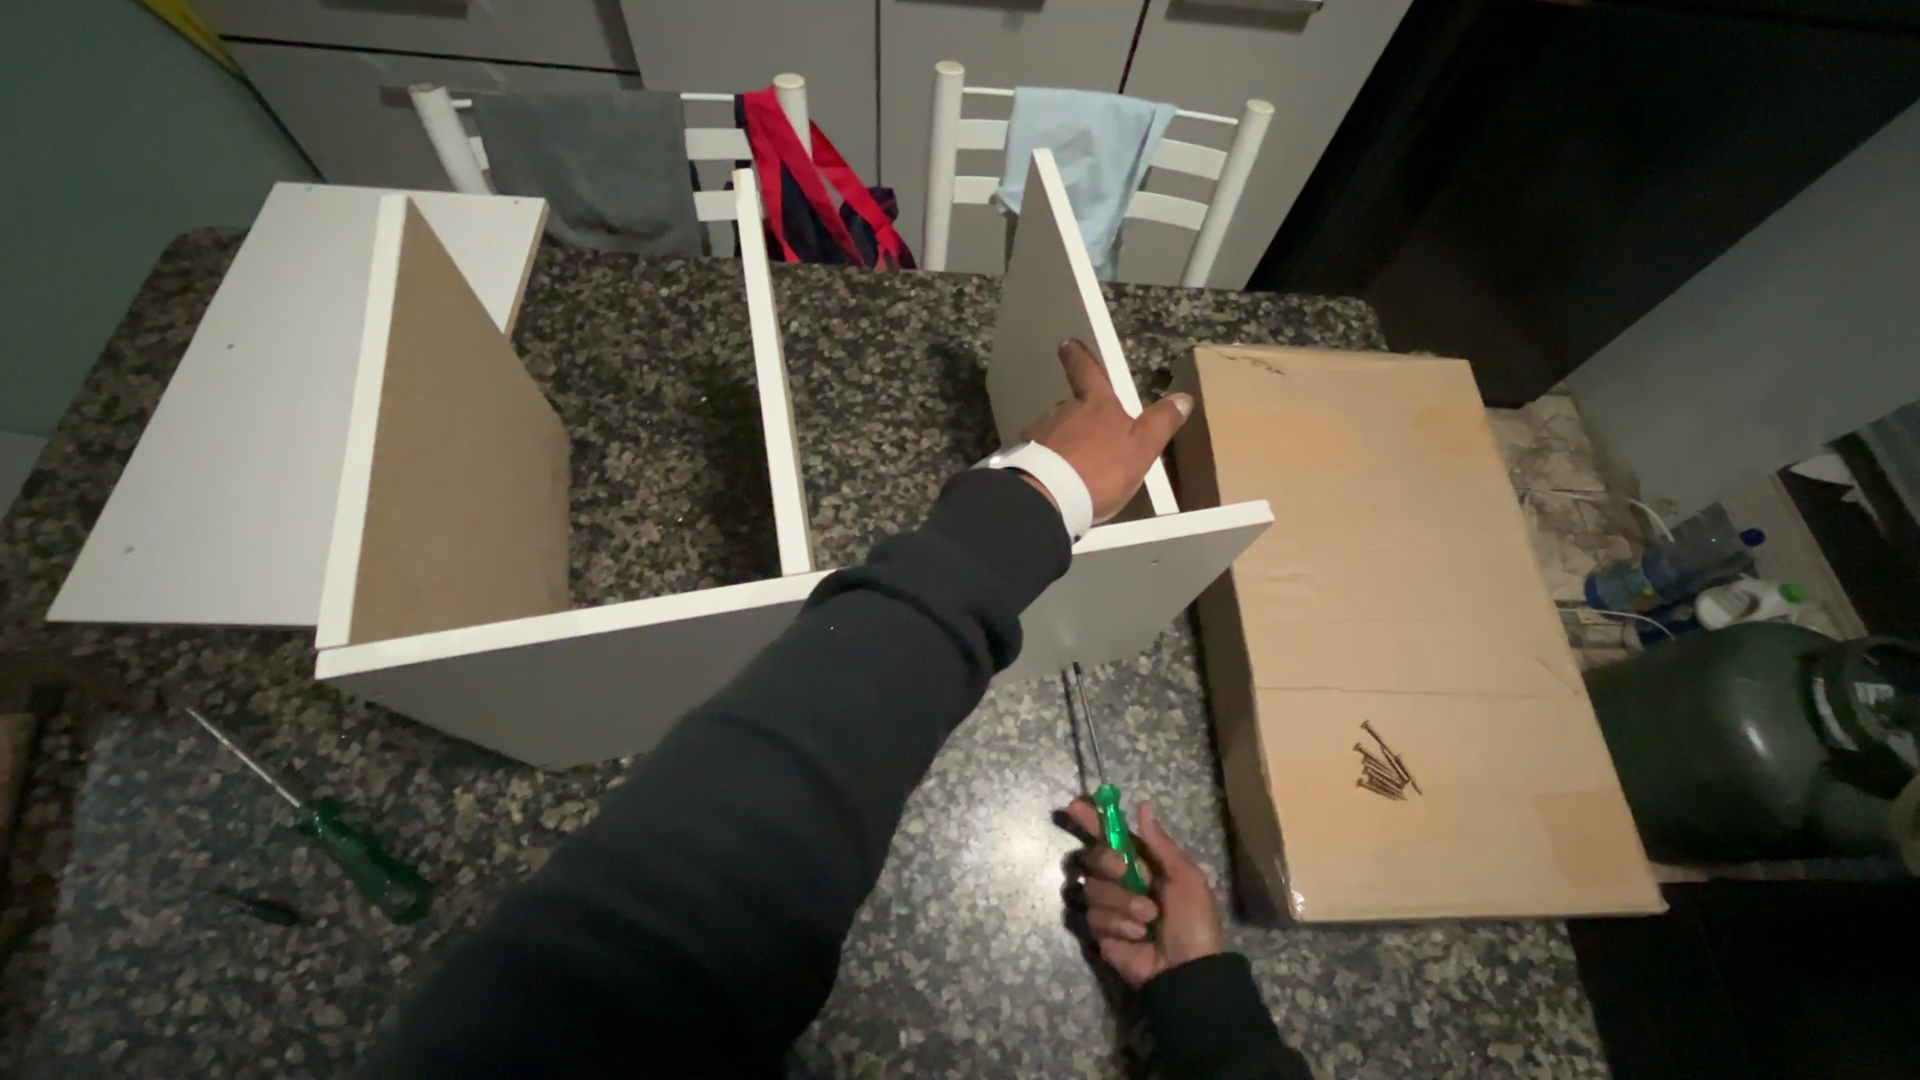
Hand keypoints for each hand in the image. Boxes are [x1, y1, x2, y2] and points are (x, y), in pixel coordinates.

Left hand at [1024, 339, 1191, 521]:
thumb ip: (1160, 423)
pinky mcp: (1023, 458)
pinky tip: (1055, 479)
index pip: (1088, 372)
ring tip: (1073, 464)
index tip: (1068, 343)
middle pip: (1071, 406)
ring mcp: (1039, 434)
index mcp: (1095, 405)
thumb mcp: (1141, 448)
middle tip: (1089, 432)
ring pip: (1054, 431)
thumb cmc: (1100, 470)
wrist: (1047, 497)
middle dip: (1079, 415)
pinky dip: (1049, 462)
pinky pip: (1040, 455)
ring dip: (1064, 442)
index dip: (1080, 357)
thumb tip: (1183, 397)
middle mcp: (1062, 412)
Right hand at [1064, 798, 1223, 987]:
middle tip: (1124, 871)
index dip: (1090, 820)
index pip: (1107, 835)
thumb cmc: (1193, 920)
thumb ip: (1159, 842)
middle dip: (1106, 861)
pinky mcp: (1099, 932)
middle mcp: (1118, 881)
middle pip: (1090, 857)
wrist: (1188, 970)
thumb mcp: (1186, 877)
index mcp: (1140, 864)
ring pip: (1091, 887)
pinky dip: (1117, 924)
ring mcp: (1107, 907)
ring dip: (1121, 902)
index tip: (1076, 806)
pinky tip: (1136, 936)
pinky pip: (1093, 916)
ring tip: (1147, 919)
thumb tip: (1142, 804)